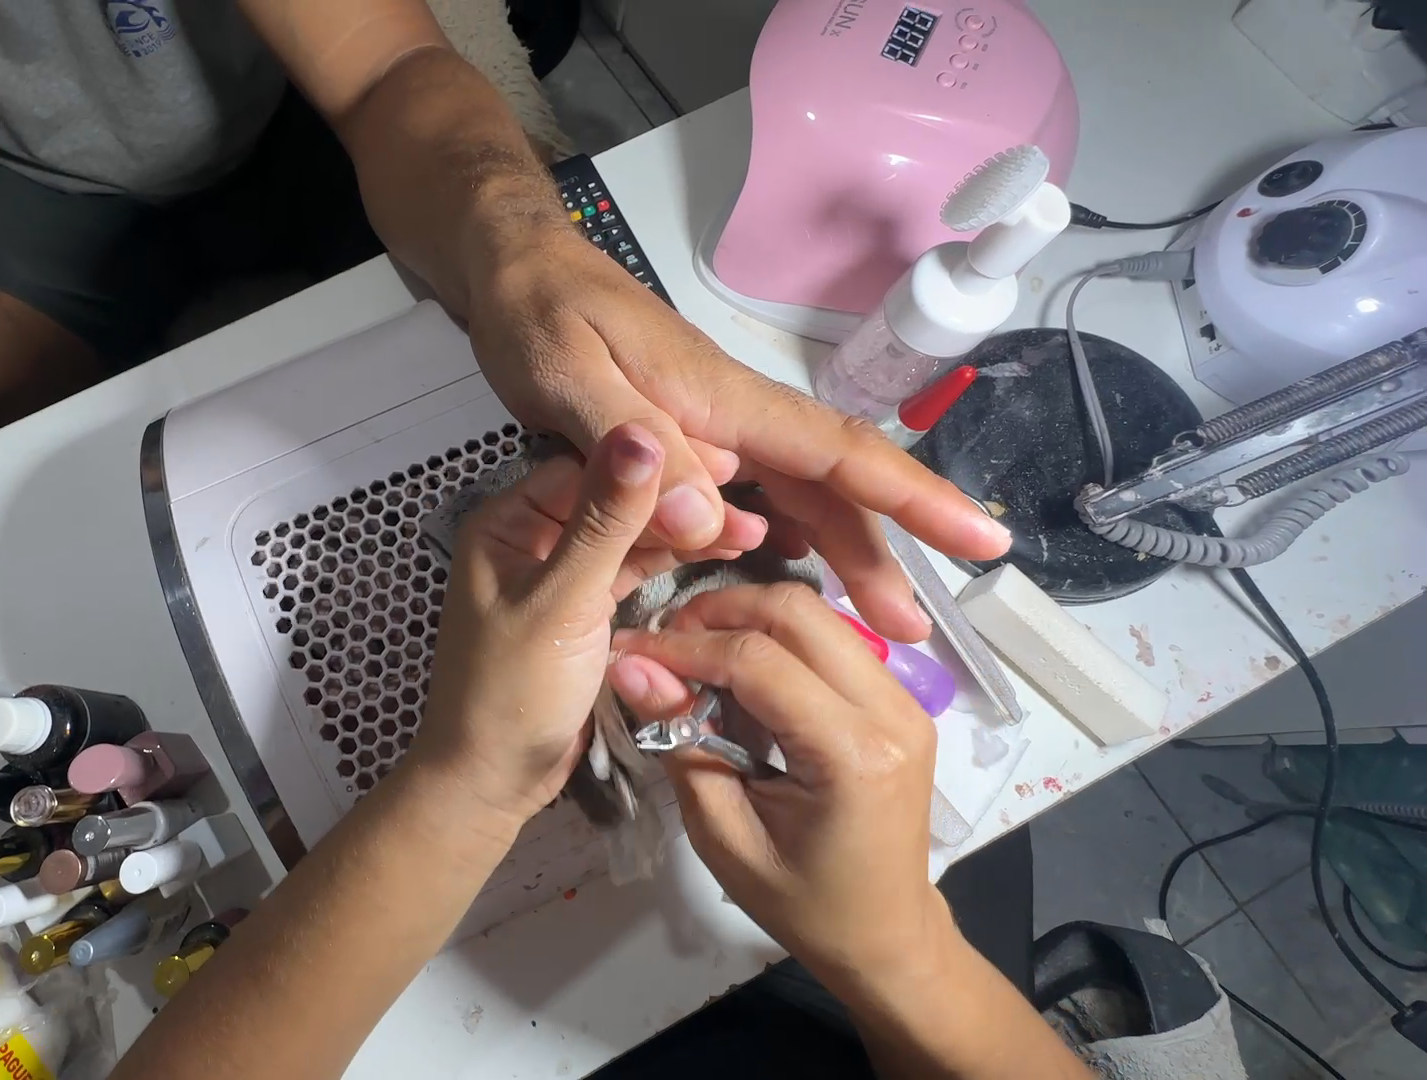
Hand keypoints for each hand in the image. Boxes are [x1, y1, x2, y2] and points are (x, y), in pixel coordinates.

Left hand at [415, 423, 736, 825]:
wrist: (496, 778)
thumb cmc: (514, 689)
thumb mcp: (561, 601)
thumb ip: (604, 520)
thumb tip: (640, 428)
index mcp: (508, 520)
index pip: (587, 468)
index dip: (653, 462)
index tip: (722, 461)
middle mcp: (533, 536)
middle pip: (613, 500)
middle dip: (677, 501)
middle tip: (748, 496)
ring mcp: (561, 572)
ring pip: (629, 536)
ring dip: (683, 533)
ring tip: (752, 528)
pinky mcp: (585, 607)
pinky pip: (631, 571)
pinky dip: (670, 564)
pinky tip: (719, 553)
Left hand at [465, 229, 1011, 641]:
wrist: (517, 275)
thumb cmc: (537, 317)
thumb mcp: (570, 380)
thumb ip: (632, 448)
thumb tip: (705, 523)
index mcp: (716, 400)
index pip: (834, 449)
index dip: (910, 497)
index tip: (980, 541)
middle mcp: (726, 414)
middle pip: (824, 484)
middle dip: (878, 550)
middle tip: (914, 627)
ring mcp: (706, 424)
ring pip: (789, 491)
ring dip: (835, 546)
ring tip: (867, 611)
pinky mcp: (678, 435)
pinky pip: (742, 489)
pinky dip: (774, 527)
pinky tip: (785, 560)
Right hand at [606, 583, 952, 987]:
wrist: (886, 934)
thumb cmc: (800, 900)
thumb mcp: (721, 834)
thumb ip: (679, 742)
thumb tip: (629, 666)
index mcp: (853, 756)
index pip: (756, 662)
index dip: (683, 648)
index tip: (630, 649)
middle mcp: (892, 711)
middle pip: (795, 611)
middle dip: (717, 610)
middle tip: (666, 641)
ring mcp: (905, 698)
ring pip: (814, 611)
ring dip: (744, 615)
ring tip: (695, 649)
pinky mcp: (898, 696)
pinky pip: (828, 634)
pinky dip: (773, 633)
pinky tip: (738, 664)